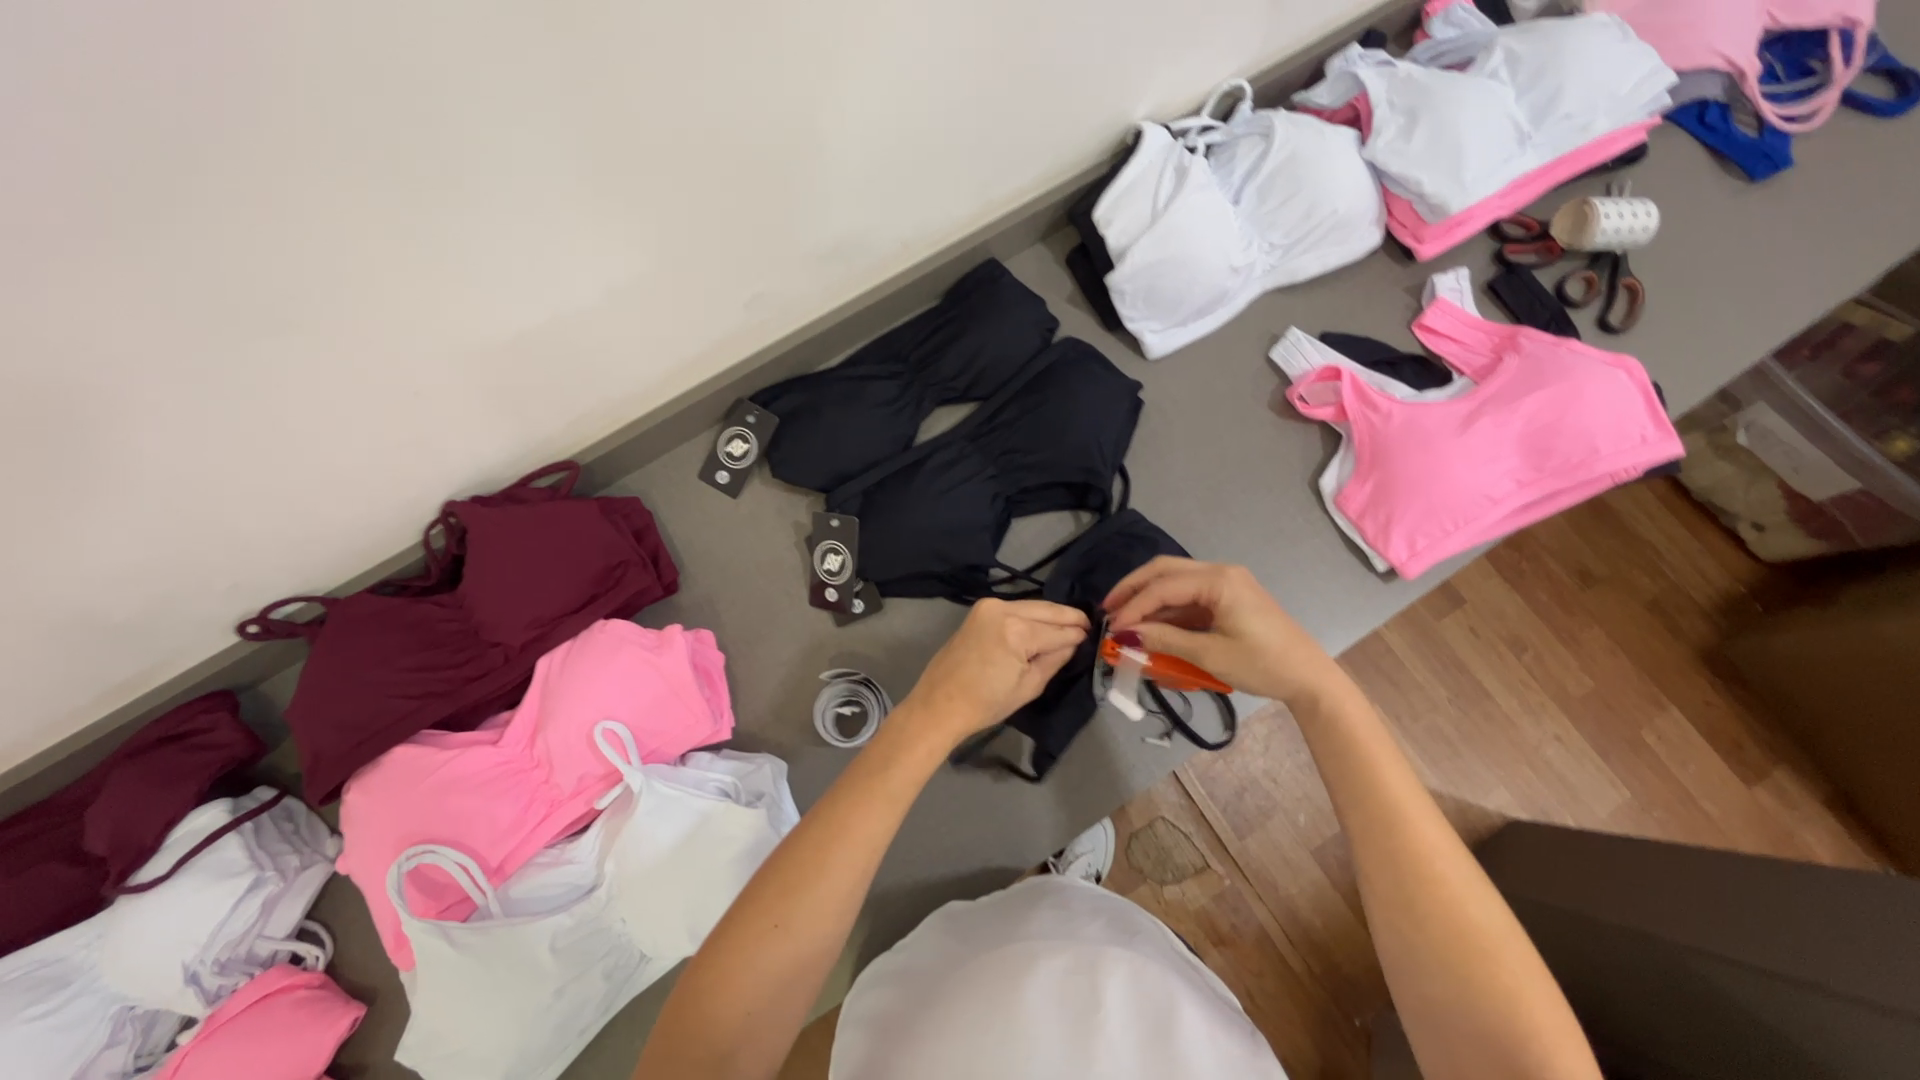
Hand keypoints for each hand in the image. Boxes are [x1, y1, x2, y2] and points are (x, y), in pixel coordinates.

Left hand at [901, 598, 1089, 746]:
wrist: (940, 704)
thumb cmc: (985, 704)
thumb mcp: (1029, 686)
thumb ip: (1055, 659)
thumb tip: (1074, 642)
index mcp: (1017, 630)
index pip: (1058, 631)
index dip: (1078, 635)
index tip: (1095, 636)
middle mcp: (1003, 609)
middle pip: (1047, 610)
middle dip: (1069, 618)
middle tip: (1090, 624)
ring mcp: (989, 606)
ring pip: (1032, 605)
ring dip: (1052, 614)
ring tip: (1073, 624)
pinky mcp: (979, 610)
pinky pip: (1015, 608)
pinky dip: (1032, 614)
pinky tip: (1045, 623)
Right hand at [1102, 557, 1338, 703]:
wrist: (1309, 678)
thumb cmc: (1262, 664)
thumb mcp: (1209, 654)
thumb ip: (1165, 640)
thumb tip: (1126, 635)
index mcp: (1219, 580)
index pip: (1163, 586)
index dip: (1133, 606)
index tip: (1111, 629)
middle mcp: (1221, 572)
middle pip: (1165, 571)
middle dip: (1133, 589)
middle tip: (1108, 610)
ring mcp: (1227, 583)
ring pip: (1176, 581)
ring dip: (1149, 599)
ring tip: (1124, 620)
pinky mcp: (1229, 599)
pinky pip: (1189, 596)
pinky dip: (1168, 609)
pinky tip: (1151, 625)